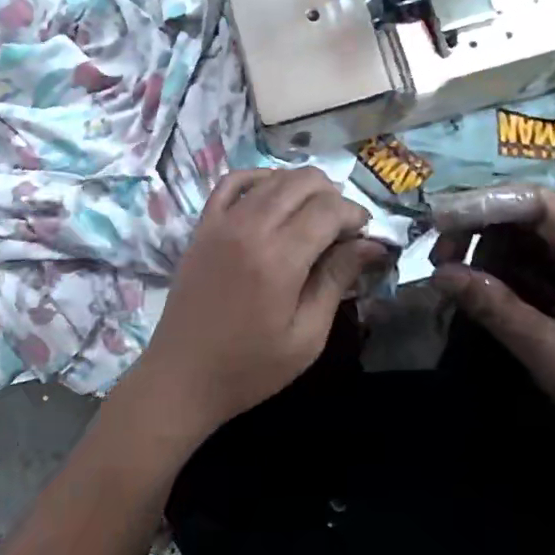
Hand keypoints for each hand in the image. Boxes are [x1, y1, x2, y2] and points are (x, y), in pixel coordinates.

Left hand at [120, 167, 389, 442]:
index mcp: (279, 259)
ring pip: (273, 177)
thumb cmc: (250, 367)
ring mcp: (221, 222)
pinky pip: (233, 181)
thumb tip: (372, 244)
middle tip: (342, 229)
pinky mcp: (203, 226)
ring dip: (302, 187)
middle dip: (333, 197)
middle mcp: (250, 228)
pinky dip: (260, 179)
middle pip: (303, 182)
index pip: (329, 209)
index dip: (355, 215)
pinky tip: (274, 194)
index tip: (364, 236)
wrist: (182, 377)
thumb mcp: (307, 335)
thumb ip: (337, 280)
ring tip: (314, 217)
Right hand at [428, 186, 554, 479]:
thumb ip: (496, 309)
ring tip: (452, 280)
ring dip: (488, 253)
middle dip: (480, 229)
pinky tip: (478, 291)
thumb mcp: (552, 354)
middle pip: (529, 216)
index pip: (539, 205)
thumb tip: (440, 275)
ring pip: (528, 240)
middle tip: (439, 258)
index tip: (439, 222)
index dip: (485, 204)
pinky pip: (536, 266)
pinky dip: (504, 276)